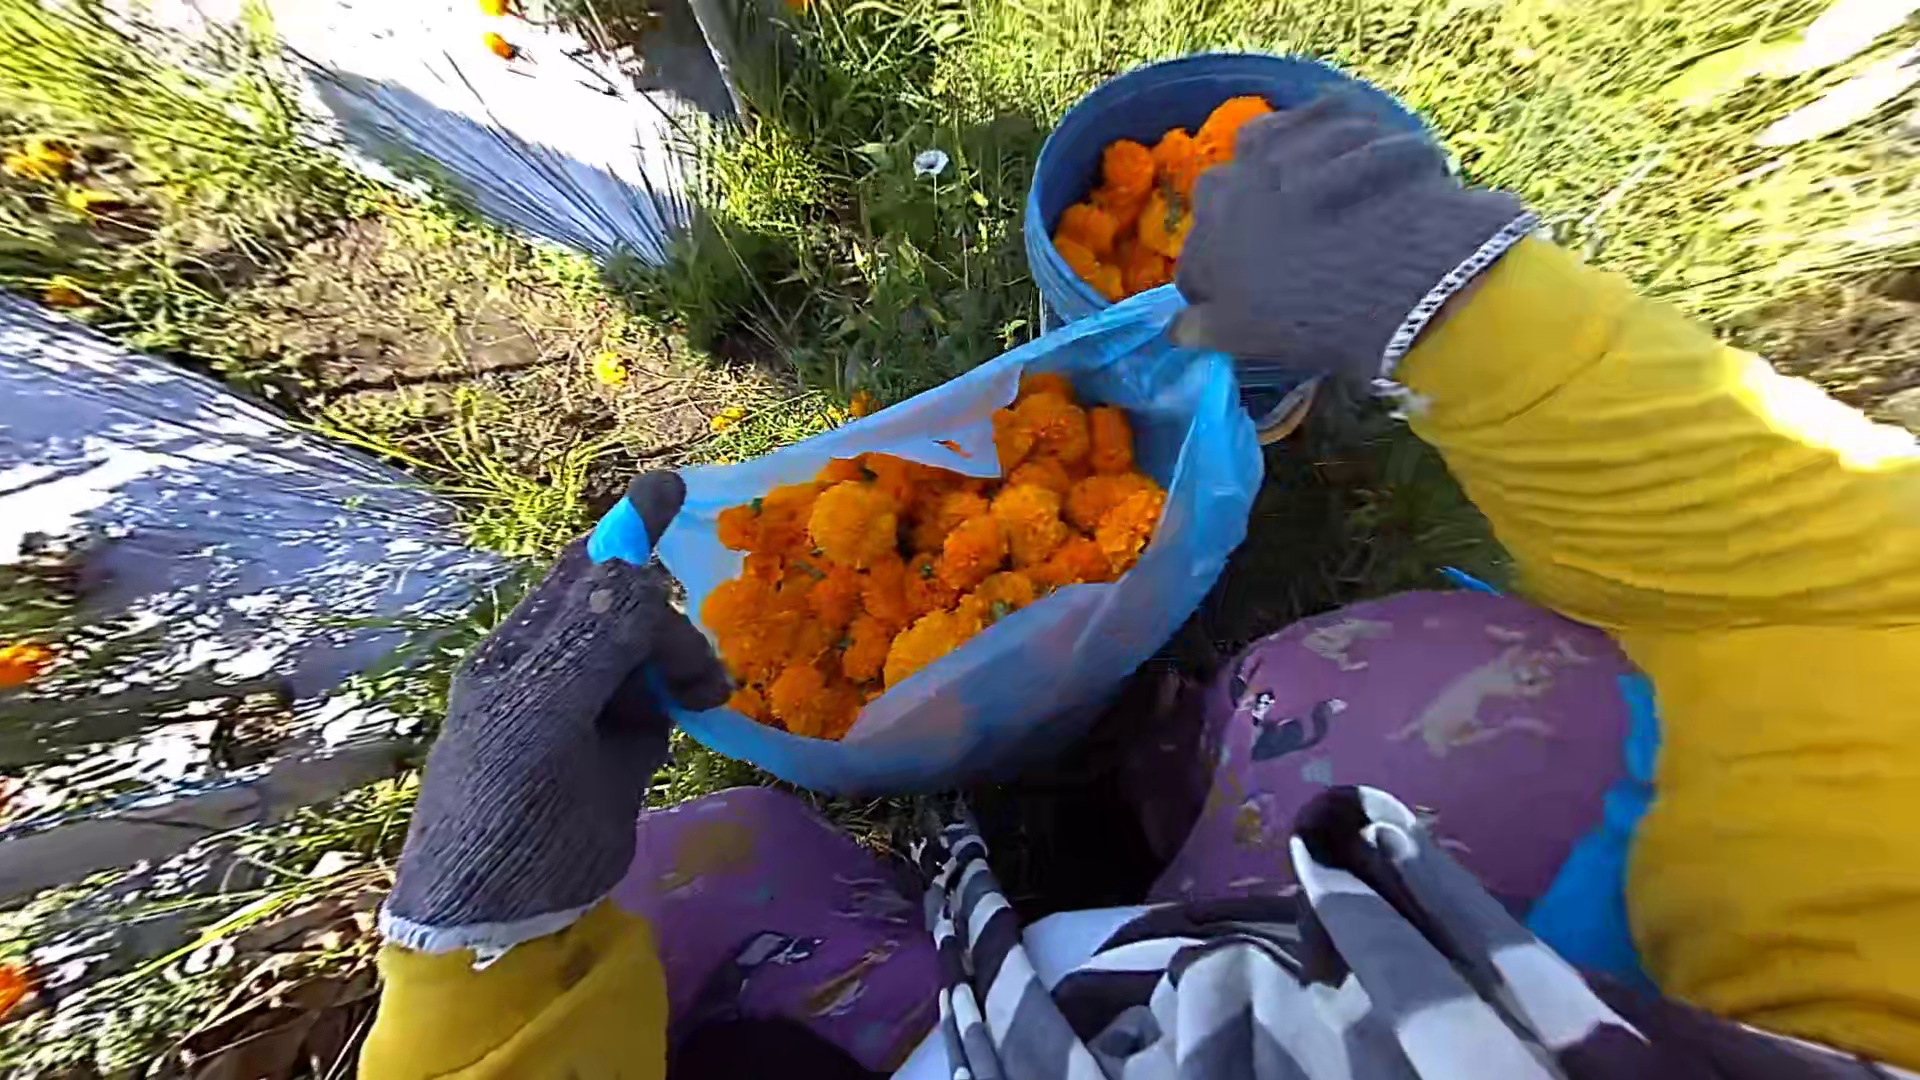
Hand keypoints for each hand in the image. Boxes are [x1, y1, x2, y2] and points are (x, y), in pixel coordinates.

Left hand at [382, 473, 729, 954]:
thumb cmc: (504, 816)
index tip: (670, 484)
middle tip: (691, 671)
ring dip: (687, 657)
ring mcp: (601, 693)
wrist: (513, 909)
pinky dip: (695, 682)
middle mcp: (563, 662)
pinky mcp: (634, 725)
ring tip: (703, 693)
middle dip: (666, 624)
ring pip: (660, 642)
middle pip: (632, 605)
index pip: (580, 569)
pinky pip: (673, 680)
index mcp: (525, 650)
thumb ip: (586, 645)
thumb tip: (639, 577)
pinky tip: (705, 702)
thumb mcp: (535, 726)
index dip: (626, 527)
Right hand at [1171, 92, 1533, 384]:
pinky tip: (1346, 157)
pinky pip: (1320, 116)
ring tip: (1302, 187)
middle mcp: (1229, 189)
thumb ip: (1197, 329)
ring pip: (1258, 142)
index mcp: (1203, 243)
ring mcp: (1280, 148)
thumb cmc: (1299, 313)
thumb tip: (1175, 328)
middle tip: (1271, 241)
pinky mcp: (1338, 117)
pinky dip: (1324, 133)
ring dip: (1269, 161)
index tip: (1236, 300)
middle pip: (1216, 194)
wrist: (1387, 268)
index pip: (1194, 263)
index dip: (1212, 282)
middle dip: (1232, 212)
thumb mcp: (1237, 336)